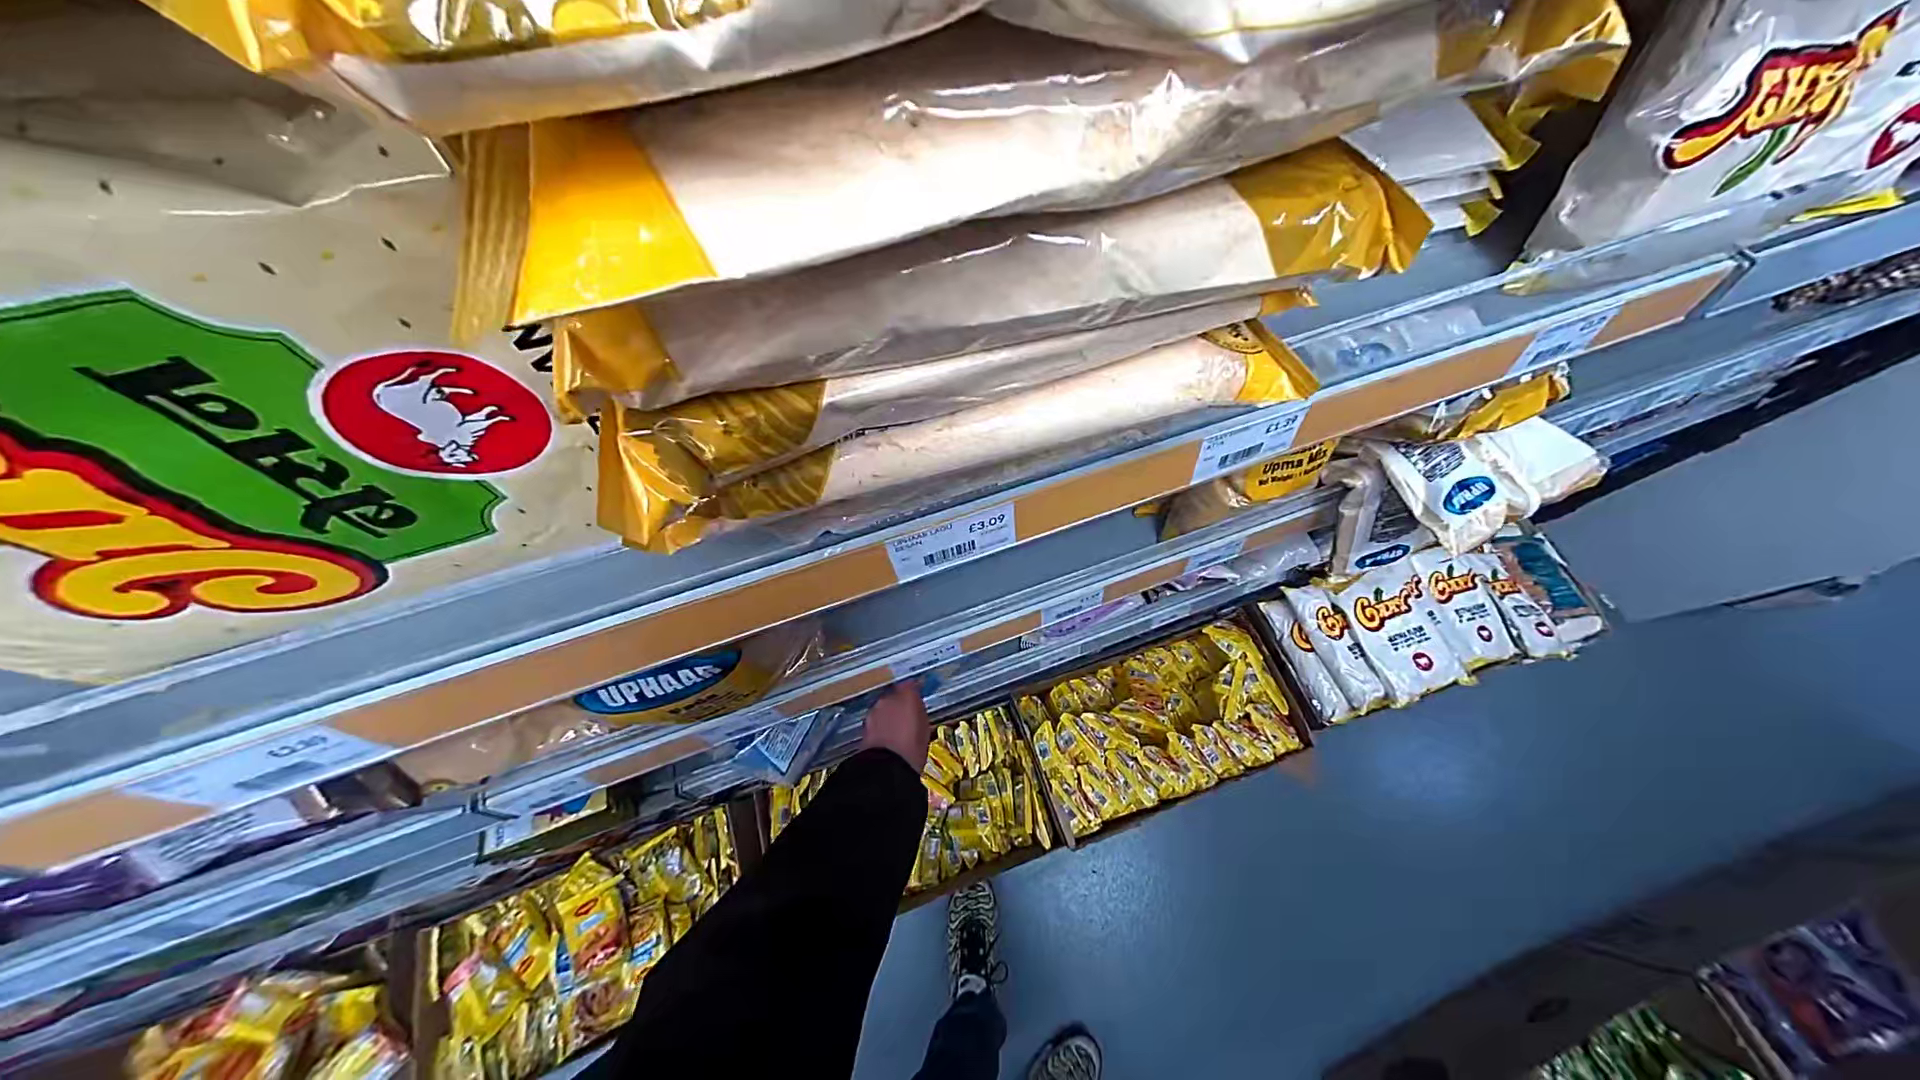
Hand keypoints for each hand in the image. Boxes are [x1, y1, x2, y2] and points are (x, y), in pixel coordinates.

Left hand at [860, 681, 929, 771]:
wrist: (889, 767)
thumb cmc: (913, 748)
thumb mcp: (925, 728)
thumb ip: (919, 711)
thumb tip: (916, 708)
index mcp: (907, 695)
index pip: (911, 685)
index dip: (914, 690)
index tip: (918, 694)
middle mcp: (887, 699)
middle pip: (894, 695)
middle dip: (899, 703)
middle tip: (908, 715)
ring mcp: (874, 712)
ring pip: (883, 708)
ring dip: (888, 714)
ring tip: (898, 729)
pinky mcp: (865, 726)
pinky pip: (875, 721)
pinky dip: (880, 725)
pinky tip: (887, 736)